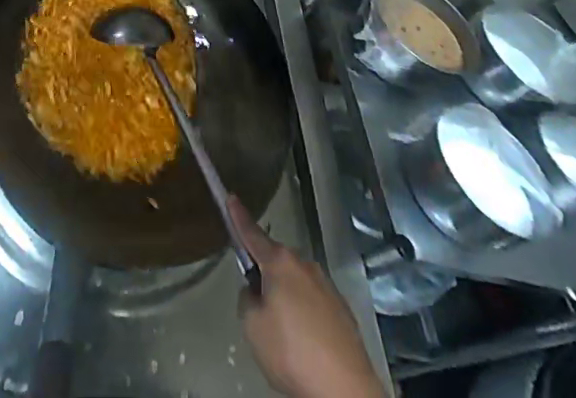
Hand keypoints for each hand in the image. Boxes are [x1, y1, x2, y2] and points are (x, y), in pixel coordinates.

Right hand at [231, 197, 384, 397]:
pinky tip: (303, 340)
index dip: (238, 216)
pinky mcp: (341, 309)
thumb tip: (257, 292)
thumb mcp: (252, 325)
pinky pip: (312, 301)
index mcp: (280, 263)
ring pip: (295, 282)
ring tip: (281, 332)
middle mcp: (305, 265)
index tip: (231, 196)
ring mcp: (327, 285)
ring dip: (284, 295)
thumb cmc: (291, 351)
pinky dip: (303, 312)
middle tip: (256, 305)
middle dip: (263, 273)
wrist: (344, 389)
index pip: (252, 233)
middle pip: (275, 260)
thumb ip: (247, 299)